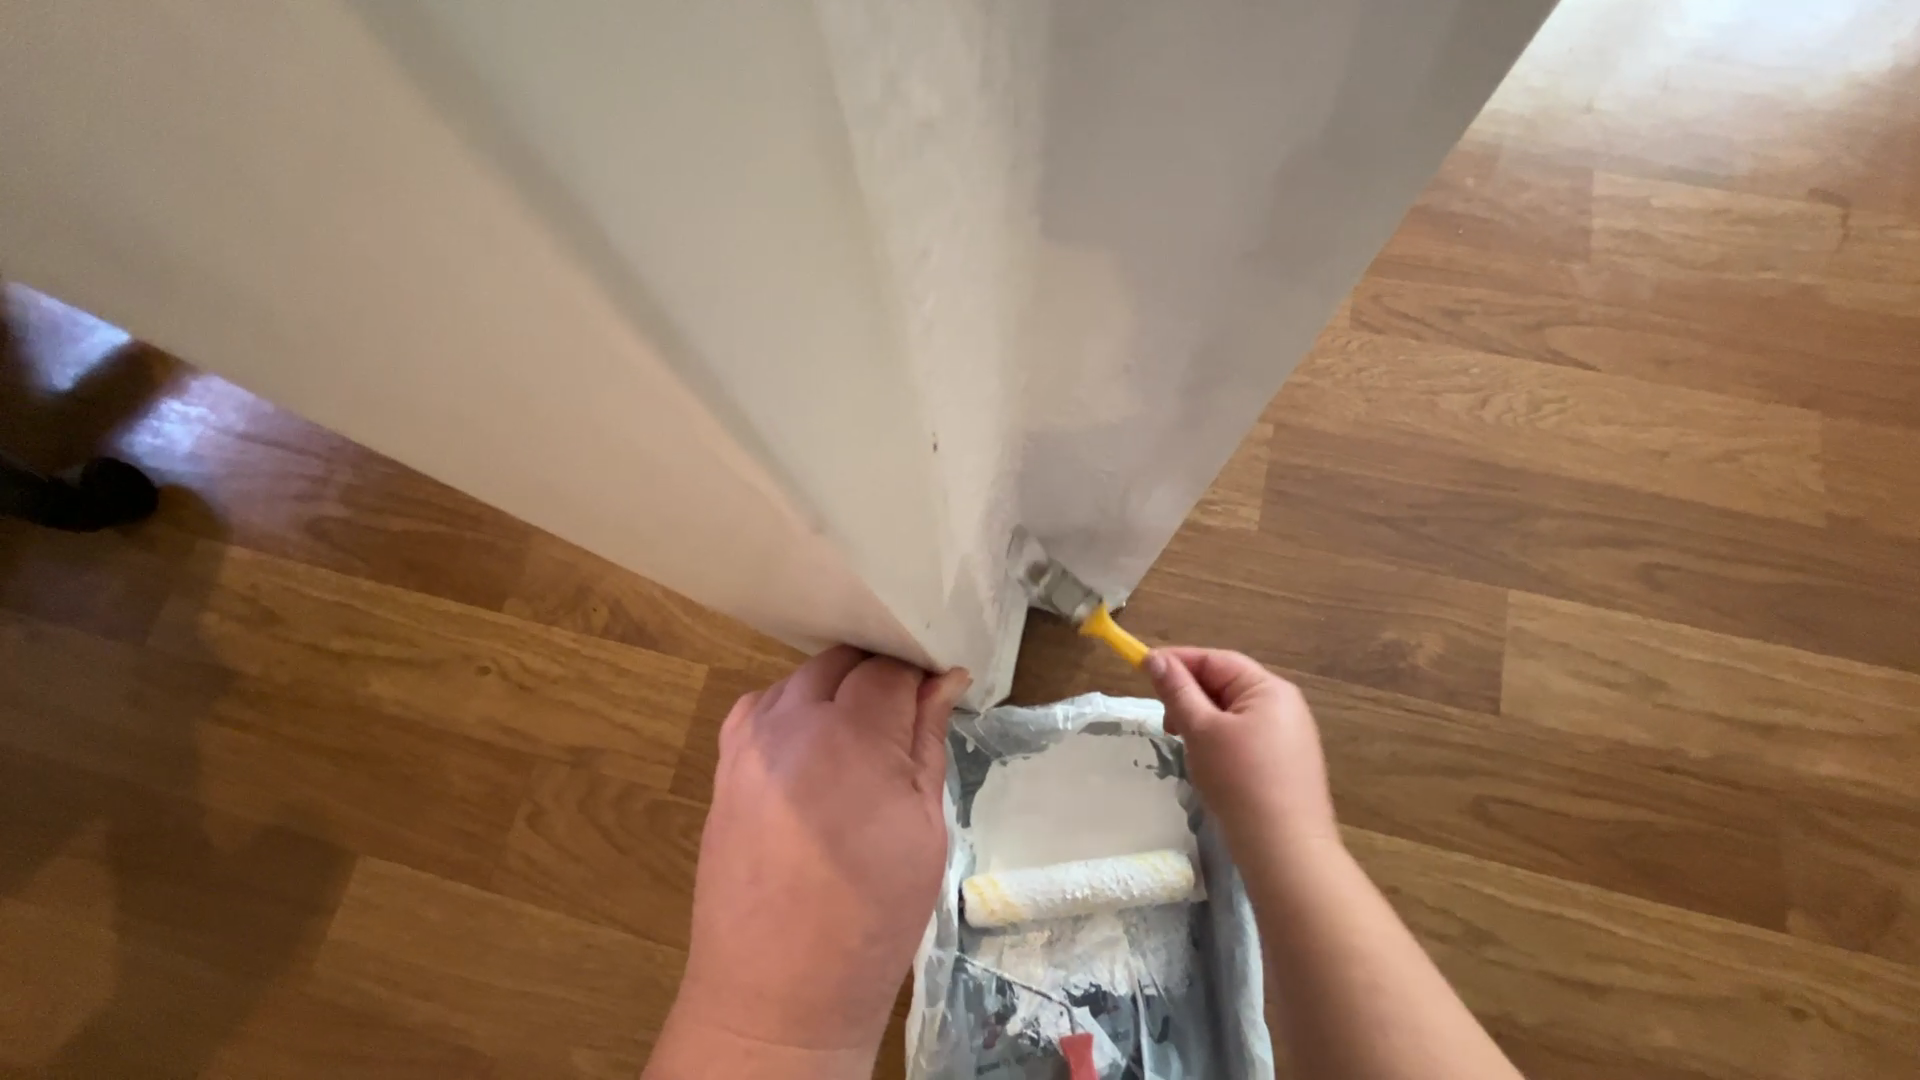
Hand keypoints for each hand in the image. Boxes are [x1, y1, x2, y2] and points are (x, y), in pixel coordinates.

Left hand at [671, 646, 969, 1056]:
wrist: (777, 994)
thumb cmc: (872, 919)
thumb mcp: (926, 829)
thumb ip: (928, 741)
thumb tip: (946, 680)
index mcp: (851, 738)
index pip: (889, 667)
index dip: (918, 677)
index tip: (936, 696)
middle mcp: (791, 724)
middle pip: (842, 662)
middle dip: (878, 677)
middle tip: (903, 720)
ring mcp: (748, 742)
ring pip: (801, 679)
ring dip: (835, 691)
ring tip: (859, 738)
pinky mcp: (724, 765)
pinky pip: (763, 708)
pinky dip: (794, 711)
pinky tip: (813, 749)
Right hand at [1144, 648, 1337, 855]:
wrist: (1284, 851)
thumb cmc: (1239, 781)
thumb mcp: (1200, 730)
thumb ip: (1176, 690)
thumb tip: (1154, 658)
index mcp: (1269, 689)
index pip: (1215, 660)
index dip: (1177, 661)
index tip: (1141, 670)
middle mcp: (1284, 705)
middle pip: (1226, 683)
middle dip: (1189, 695)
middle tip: (1164, 720)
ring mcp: (1289, 735)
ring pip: (1232, 712)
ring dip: (1201, 719)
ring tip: (1183, 744)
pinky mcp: (1286, 763)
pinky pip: (1245, 735)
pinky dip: (1219, 739)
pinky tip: (1207, 762)